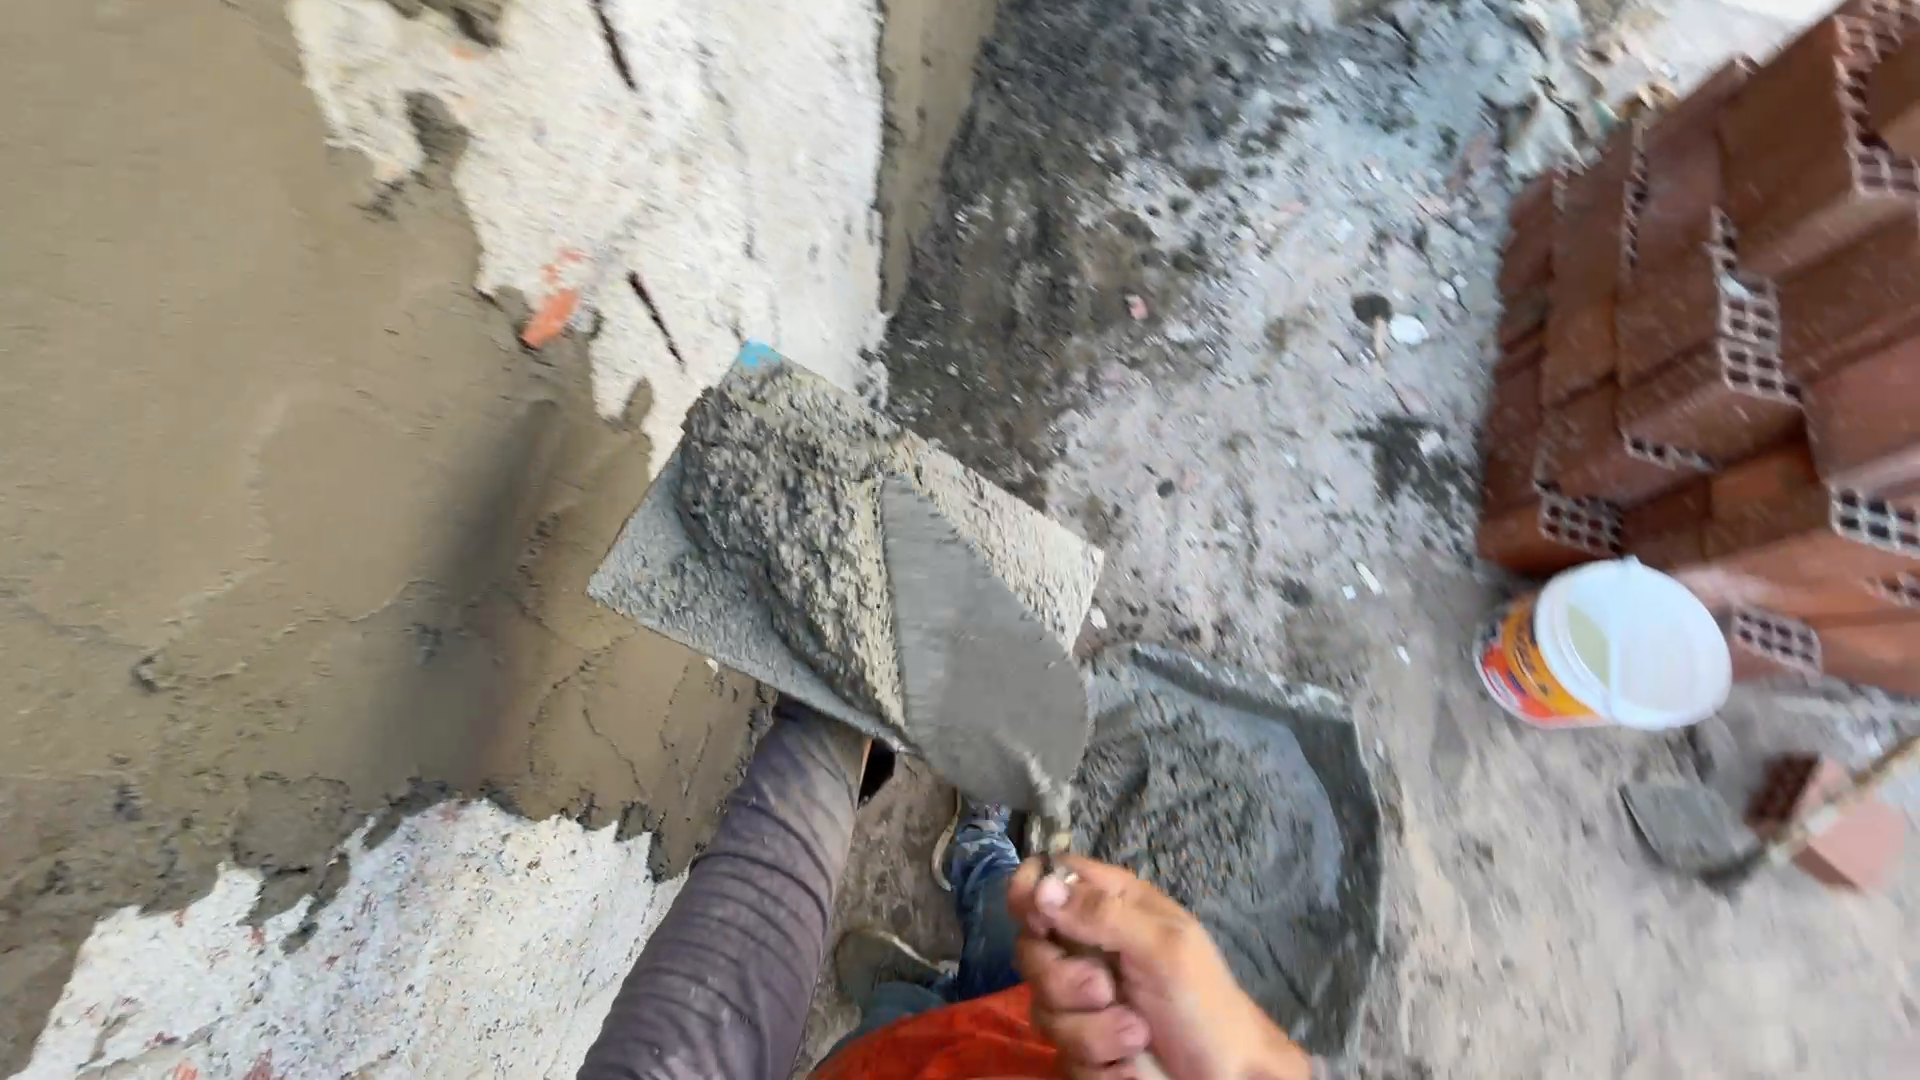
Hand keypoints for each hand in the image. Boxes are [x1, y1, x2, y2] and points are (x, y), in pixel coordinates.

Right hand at [1007, 855, 1312, 1079]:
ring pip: (1041, 1005)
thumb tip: (1041, 886)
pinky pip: (1059, 1050)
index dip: (1029, 892)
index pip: (1046, 875)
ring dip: (1090, 1031)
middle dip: (1063, 980)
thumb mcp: (1162, 947)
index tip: (1039, 922)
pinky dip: (1096, 1062)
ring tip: (1136, 1034)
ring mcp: (1079, 995)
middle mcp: (1085, 941)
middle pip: (1030, 945)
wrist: (1229, 1078)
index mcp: (1108, 902)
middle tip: (1105, 990)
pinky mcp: (1079, 1041)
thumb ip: (1101, 913)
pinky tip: (1129, 1062)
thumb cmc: (1206, 1001)